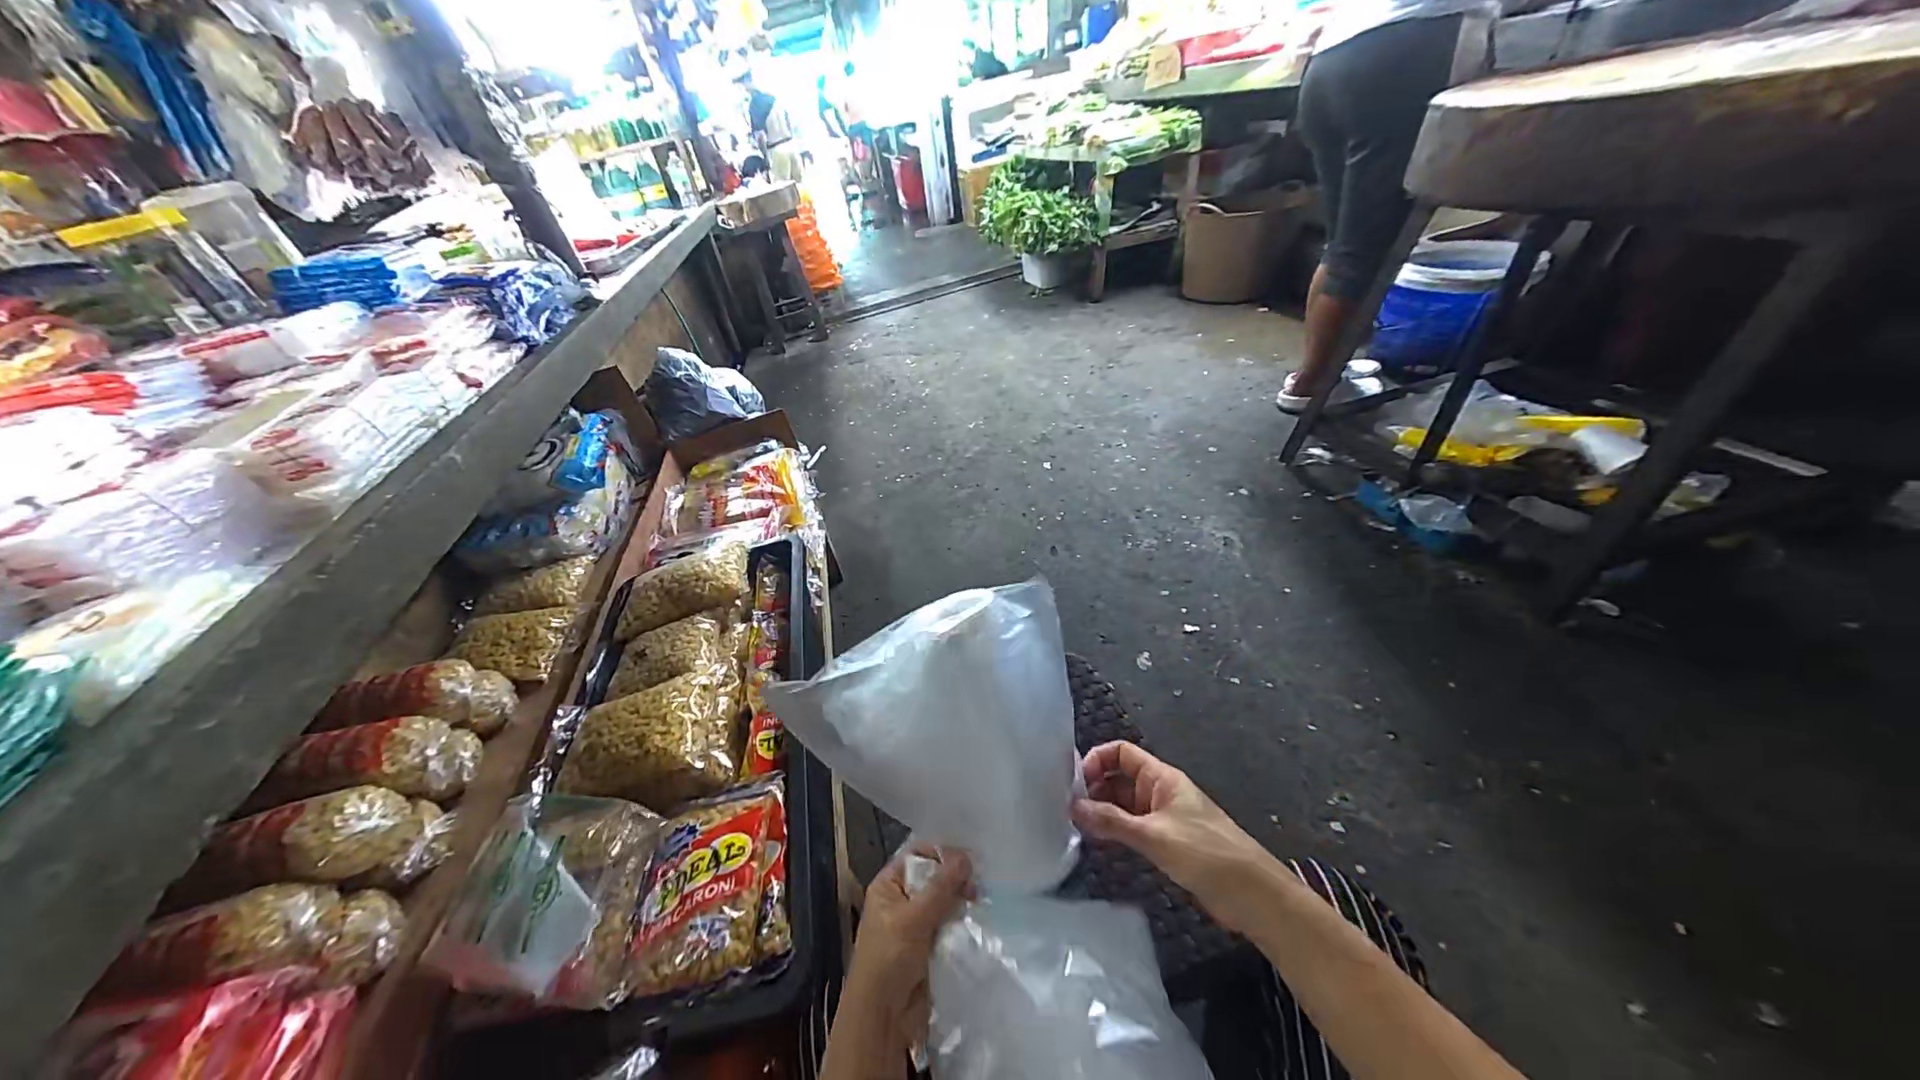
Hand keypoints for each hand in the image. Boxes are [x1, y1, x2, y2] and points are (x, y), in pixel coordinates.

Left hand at [844, 846, 971, 1044]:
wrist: (883, 1016)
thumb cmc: (888, 959)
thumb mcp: (913, 919)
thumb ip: (941, 888)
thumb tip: (966, 858)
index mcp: (888, 885)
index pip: (918, 855)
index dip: (942, 853)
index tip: (969, 859)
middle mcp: (902, 899)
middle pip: (934, 876)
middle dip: (955, 877)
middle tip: (977, 883)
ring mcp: (917, 922)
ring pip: (945, 900)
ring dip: (961, 899)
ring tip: (979, 900)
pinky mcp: (931, 944)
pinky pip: (950, 923)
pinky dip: (962, 920)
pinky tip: (976, 917)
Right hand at [1072, 741, 1283, 933]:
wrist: (1254, 895)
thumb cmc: (1206, 854)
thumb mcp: (1155, 836)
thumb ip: (1112, 822)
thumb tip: (1073, 807)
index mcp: (1162, 778)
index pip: (1122, 752)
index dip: (1098, 760)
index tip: (1076, 783)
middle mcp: (1161, 792)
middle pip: (1120, 778)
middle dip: (1095, 788)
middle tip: (1070, 810)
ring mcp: (1165, 818)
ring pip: (1125, 805)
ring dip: (1104, 812)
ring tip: (1079, 828)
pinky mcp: (1168, 843)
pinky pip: (1134, 828)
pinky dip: (1116, 831)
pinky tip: (1101, 845)